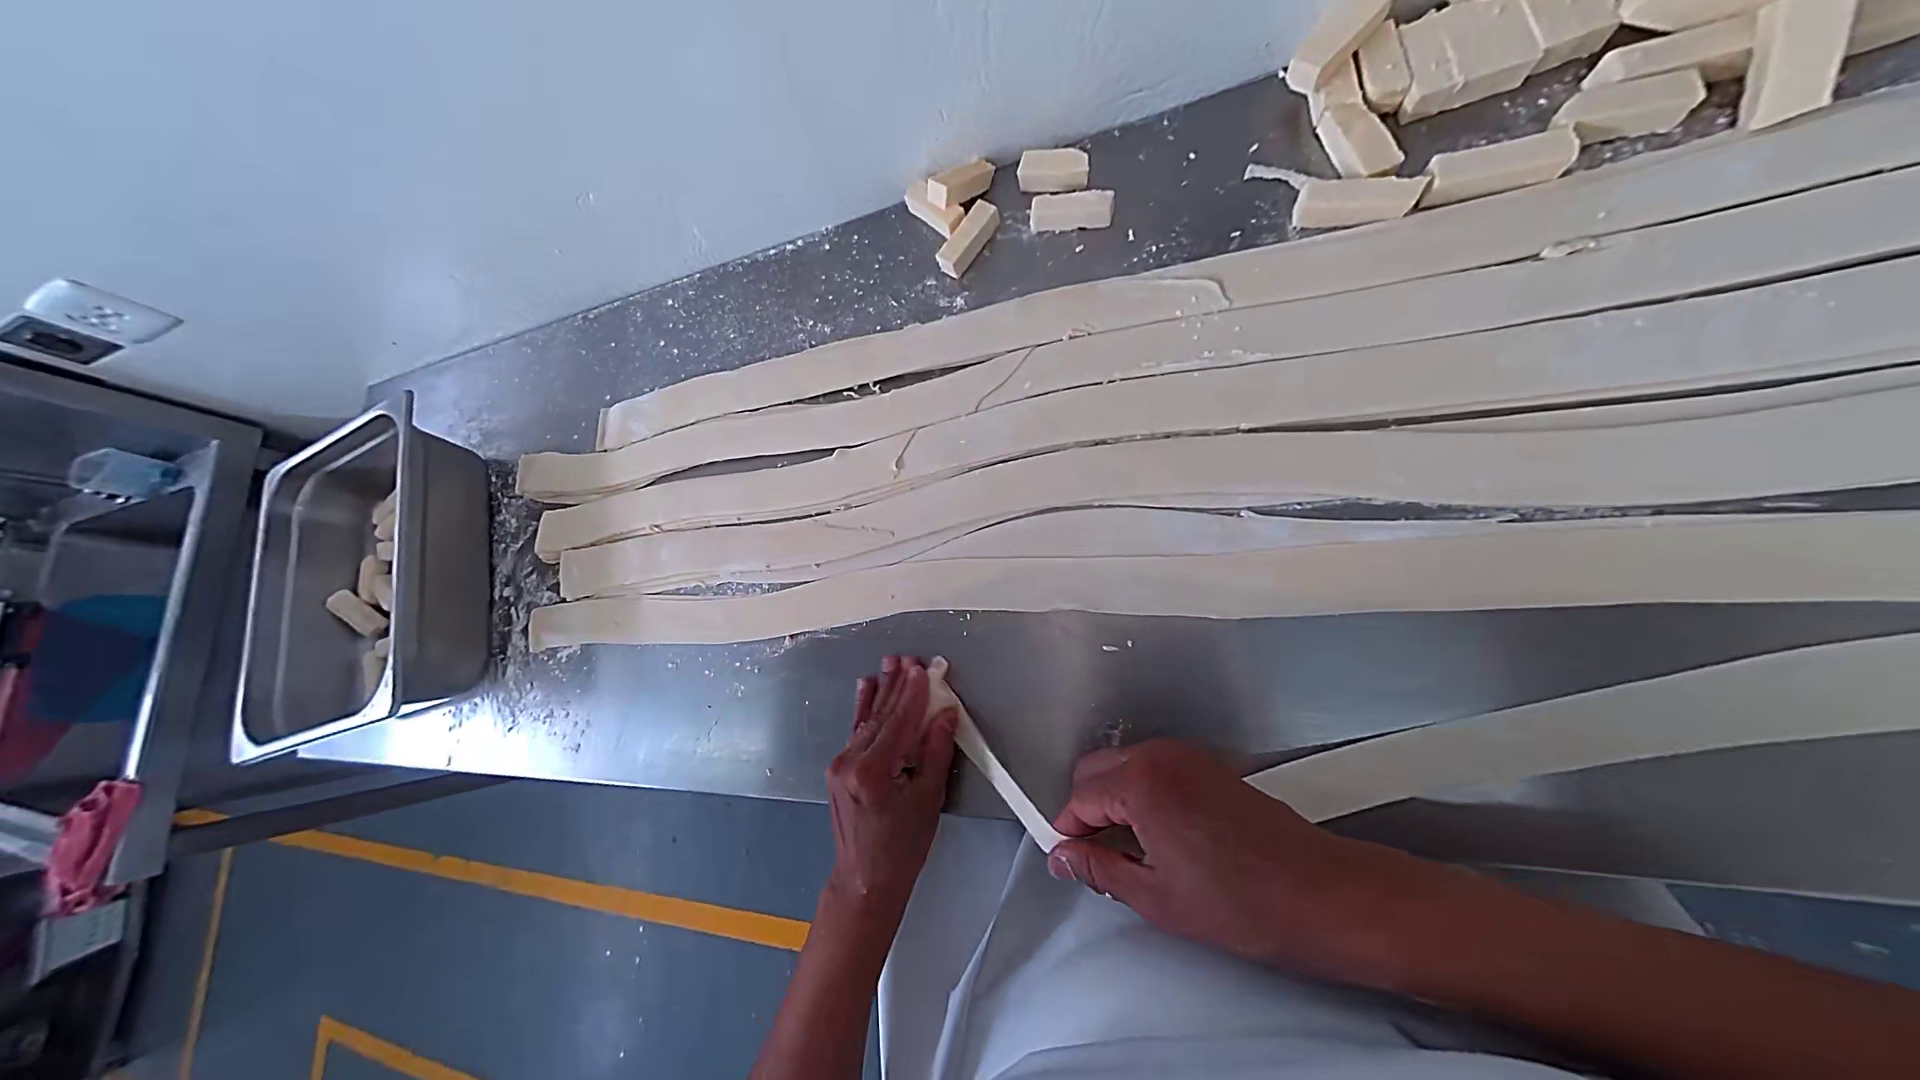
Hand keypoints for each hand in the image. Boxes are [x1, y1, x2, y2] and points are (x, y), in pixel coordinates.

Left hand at [823, 656, 958, 908]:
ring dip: (883, 692)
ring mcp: (840, 764)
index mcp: (872, 772)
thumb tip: (944, 715)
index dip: (915, 694)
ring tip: (892, 664)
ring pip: (868, 720)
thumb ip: (935, 751)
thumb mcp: (929, 799)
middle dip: (898, 686)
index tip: (925, 671)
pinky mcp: (838, 768)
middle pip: (882, 716)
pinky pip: (856, 731)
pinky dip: (864, 709)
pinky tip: (867, 687)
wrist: (866, 879)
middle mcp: (850, 763)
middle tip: (910, 660)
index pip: (900, 722)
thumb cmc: (901, 847)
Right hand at [1046, 739, 1491, 990]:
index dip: (1067, 830)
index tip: (1067, 853)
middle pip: (1095, 769)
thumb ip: (1099, 869)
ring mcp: (1189, 757)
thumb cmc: (1252, 901)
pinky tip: (1161, 835)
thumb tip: (1068, 858)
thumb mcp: (1156, 898)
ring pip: (1124, 765)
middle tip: (1093, 854)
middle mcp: (1163, 758)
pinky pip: (1155, 767)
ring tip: (1132, 850)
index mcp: (1142, 784)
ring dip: (1114, 798)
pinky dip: (1144, 791)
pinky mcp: (1209, 765)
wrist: (1323, 896)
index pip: (1079, 797)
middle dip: (1086, 808)